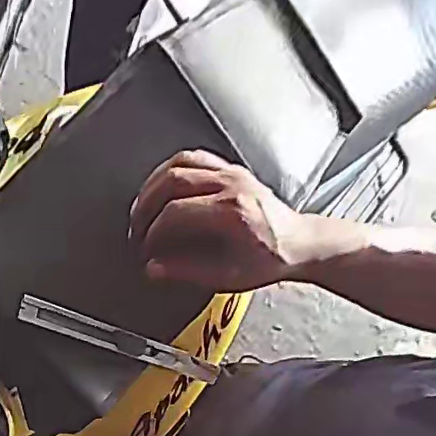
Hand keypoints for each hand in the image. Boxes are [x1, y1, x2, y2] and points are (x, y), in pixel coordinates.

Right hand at [128, 151, 335, 290]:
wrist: (298, 243)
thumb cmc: (269, 259)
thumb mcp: (226, 276)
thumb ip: (187, 271)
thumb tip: (154, 269)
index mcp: (231, 211)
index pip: (175, 213)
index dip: (152, 233)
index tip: (145, 249)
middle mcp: (231, 184)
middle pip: (171, 182)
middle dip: (146, 207)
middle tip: (136, 229)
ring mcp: (231, 172)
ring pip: (180, 164)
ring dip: (153, 184)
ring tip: (142, 207)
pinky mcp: (231, 169)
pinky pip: (193, 158)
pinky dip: (170, 171)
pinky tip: (161, 188)